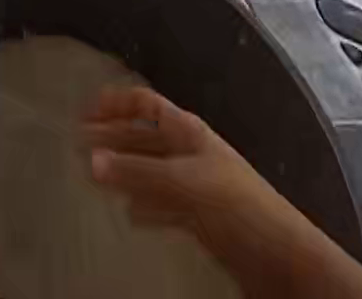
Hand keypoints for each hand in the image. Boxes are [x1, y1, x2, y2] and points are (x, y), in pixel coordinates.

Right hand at [83, 87, 361, 298]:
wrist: (283, 258)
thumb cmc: (235, 205)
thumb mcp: (183, 183)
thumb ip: (137, 173)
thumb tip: (89, 158)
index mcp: (187, 130)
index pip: (145, 103)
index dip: (115, 103)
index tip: (85, 111)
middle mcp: (188, 150)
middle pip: (143, 136)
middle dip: (112, 138)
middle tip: (79, 145)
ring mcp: (195, 183)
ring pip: (150, 169)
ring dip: (124, 171)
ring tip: (94, 177)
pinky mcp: (201, 216)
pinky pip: (164, 202)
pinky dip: (145, 204)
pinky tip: (130, 214)